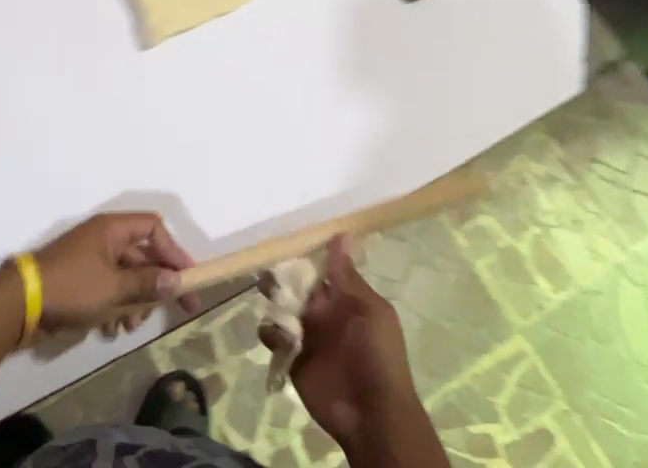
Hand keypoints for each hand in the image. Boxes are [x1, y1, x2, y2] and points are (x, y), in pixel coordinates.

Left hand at [32, 213, 200, 334]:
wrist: (20, 305)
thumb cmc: (71, 287)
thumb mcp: (114, 288)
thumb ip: (147, 284)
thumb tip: (177, 280)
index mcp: (111, 229)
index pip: (153, 228)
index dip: (173, 251)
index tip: (188, 277)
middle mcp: (103, 239)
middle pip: (143, 256)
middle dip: (157, 284)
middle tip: (180, 309)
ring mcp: (91, 261)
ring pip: (128, 277)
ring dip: (136, 301)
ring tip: (131, 325)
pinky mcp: (81, 283)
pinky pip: (110, 290)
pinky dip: (117, 307)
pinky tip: (113, 328)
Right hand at [261, 236, 425, 451]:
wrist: (372, 414)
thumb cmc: (378, 357)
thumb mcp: (371, 311)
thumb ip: (349, 277)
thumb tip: (343, 233)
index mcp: (343, 298)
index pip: (318, 268)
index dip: (303, 253)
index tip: (283, 236)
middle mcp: (322, 312)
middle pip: (294, 285)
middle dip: (280, 276)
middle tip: (269, 273)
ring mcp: (305, 334)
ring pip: (279, 307)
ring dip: (273, 301)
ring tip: (273, 303)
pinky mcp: (291, 357)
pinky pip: (272, 336)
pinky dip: (270, 332)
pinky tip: (279, 336)